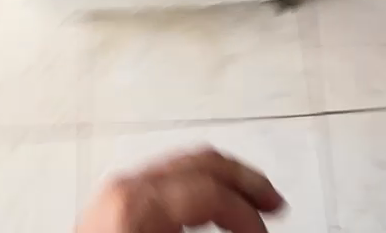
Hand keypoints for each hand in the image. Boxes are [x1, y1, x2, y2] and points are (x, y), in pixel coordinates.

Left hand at [76, 148, 285, 232]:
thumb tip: (250, 228)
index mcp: (137, 200)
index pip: (211, 189)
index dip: (248, 211)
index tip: (265, 229)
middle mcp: (125, 183)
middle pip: (200, 160)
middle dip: (243, 178)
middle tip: (273, 199)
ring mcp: (116, 188)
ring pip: (184, 163)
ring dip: (222, 178)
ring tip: (249, 197)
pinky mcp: (112, 201)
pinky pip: (165, 177)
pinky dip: (197, 185)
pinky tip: (211, 202)